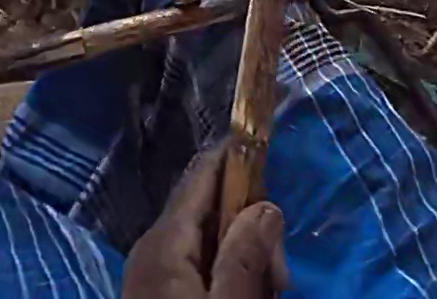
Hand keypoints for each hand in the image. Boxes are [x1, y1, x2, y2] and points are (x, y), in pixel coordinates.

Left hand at [122, 144, 291, 298]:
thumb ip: (246, 259)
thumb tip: (265, 203)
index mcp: (164, 242)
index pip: (201, 176)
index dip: (234, 158)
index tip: (269, 151)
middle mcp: (155, 248)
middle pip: (211, 212)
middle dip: (252, 233)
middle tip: (281, 282)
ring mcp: (155, 276)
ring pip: (212, 245)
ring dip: (246, 265)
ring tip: (269, 297)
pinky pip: (203, 273)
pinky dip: (230, 283)